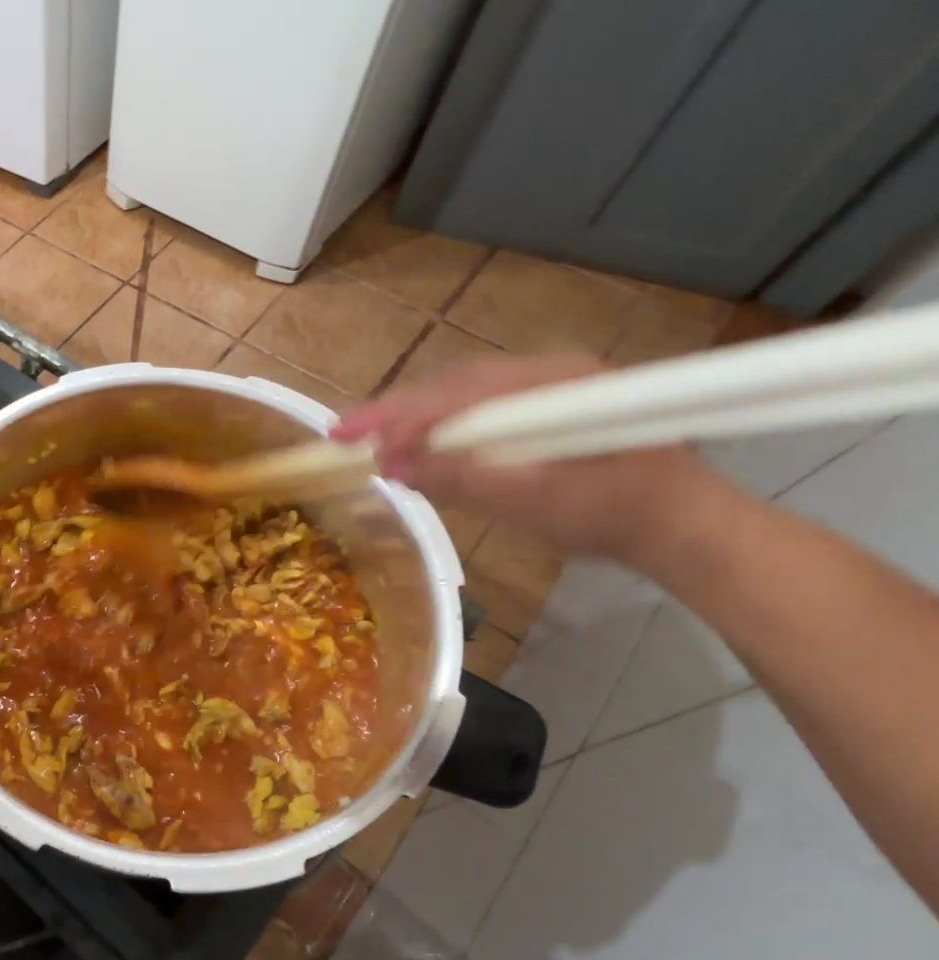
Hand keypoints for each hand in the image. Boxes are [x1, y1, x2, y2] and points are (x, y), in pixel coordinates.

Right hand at [333, 354, 726, 564]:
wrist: (680, 524)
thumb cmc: (612, 514)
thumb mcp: (533, 502)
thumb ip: (462, 479)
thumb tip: (390, 465)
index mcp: (550, 384)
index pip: (454, 391)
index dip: (396, 414)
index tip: (346, 435)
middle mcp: (545, 372)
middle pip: (451, 385)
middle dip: (394, 413)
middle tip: (343, 437)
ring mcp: (545, 387)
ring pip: (460, 394)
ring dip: (412, 419)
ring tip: (369, 441)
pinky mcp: (543, 408)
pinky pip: (476, 408)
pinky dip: (438, 427)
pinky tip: (417, 444)